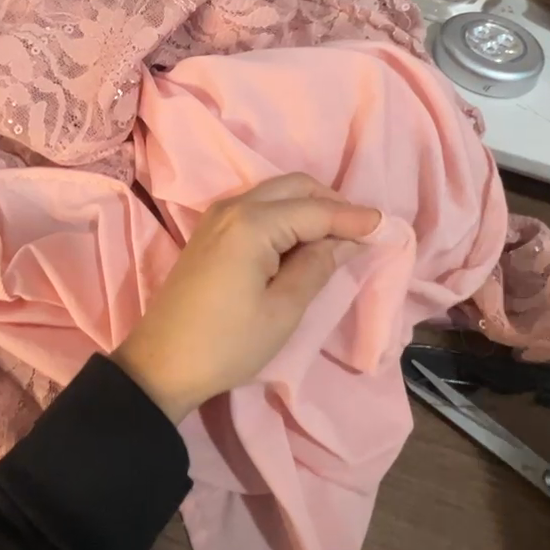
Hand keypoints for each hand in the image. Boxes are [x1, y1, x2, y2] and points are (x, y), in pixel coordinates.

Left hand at [111, 174, 381, 422]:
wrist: (161, 362)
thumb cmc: (227, 343)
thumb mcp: (282, 310)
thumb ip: (317, 266)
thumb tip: (346, 240)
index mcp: (252, 224)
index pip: (315, 210)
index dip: (353, 218)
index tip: (387, 225)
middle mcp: (234, 206)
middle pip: (294, 187)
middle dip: (332, 202)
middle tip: (364, 230)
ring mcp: (218, 215)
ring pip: (276, 192)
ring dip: (310, 206)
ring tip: (340, 235)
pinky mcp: (211, 229)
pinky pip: (259, 206)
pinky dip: (287, 213)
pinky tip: (304, 238)